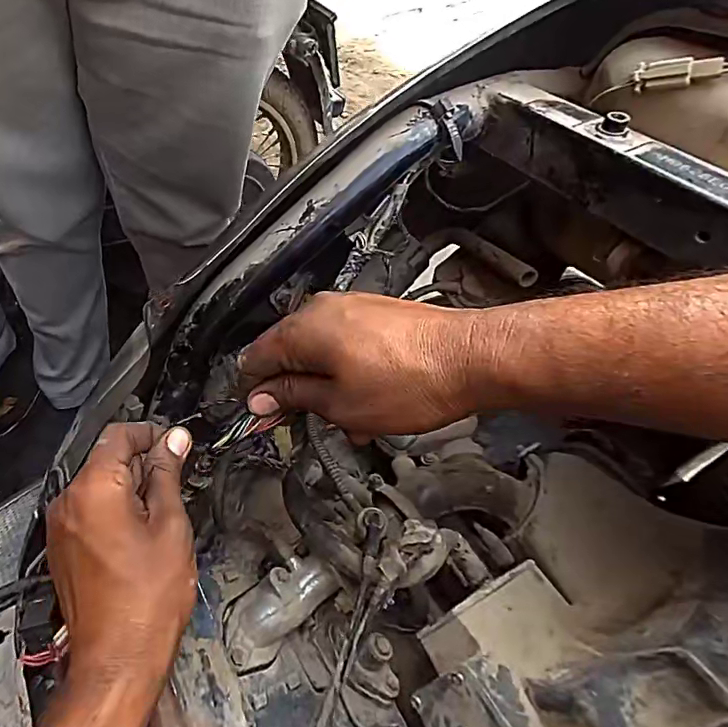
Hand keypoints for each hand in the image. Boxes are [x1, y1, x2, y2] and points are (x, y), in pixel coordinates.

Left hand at [46, 423, 197, 691]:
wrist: (117, 659)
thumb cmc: (145, 604)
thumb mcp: (170, 527)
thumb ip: (168, 475)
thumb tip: (173, 442)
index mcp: (94, 489)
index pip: (118, 434)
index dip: (150, 433)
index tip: (172, 443)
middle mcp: (68, 502)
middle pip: (105, 458)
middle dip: (140, 464)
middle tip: (172, 484)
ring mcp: (60, 525)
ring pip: (96, 485)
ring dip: (127, 488)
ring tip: (157, 519)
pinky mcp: (61, 546)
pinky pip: (87, 510)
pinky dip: (111, 510)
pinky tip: (137, 537)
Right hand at [238, 292, 490, 436]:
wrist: (472, 356)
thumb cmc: (414, 380)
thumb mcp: (340, 405)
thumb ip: (293, 397)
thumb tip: (262, 398)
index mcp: (302, 329)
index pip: (254, 359)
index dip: (255, 392)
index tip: (263, 415)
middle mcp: (320, 309)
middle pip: (284, 351)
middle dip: (292, 388)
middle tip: (305, 419)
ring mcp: (349, 306)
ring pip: (315, 348)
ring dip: (321, 381)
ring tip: (346, 415)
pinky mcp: (373, 311)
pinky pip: (342, 340)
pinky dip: (343, 367)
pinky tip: (365, 395)